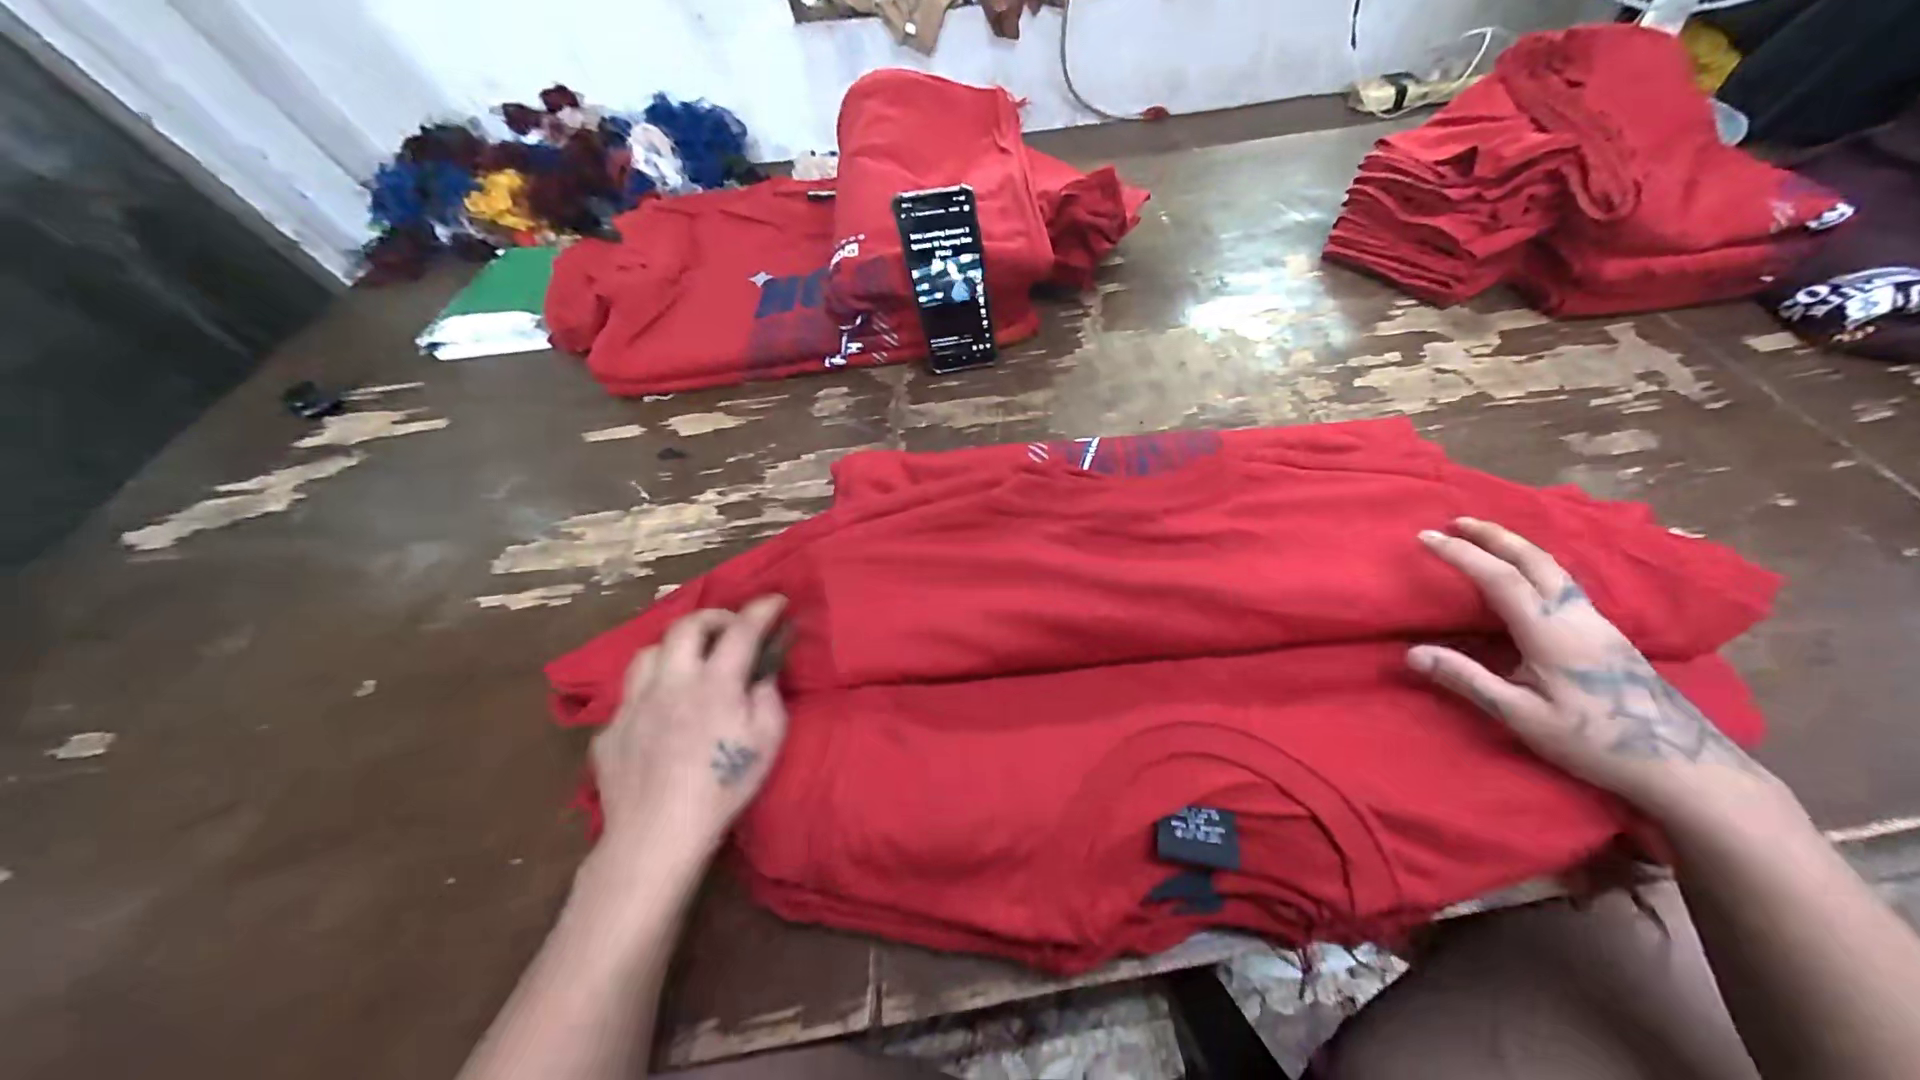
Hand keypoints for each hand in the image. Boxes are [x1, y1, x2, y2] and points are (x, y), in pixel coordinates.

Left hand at [590, 596, 789, 864]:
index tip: (776, 601)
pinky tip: (660, 714)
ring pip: (648, 652)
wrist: (656, 836)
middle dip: (714, 617)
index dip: (762, 609)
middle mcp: (670, 681)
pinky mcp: (609, 729)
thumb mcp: (767, 743)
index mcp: (714, 684)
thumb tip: (761, 675)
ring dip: (674, 648)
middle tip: (731, 629)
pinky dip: (651, 692)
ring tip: (689, 664)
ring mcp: (633, 703)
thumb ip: (768, 698)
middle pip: (686, 626)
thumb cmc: (722, 789)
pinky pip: (629, 695)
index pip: (742, 630)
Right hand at [1407, 518, 1788, 825]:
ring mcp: (1597, 622)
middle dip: (1493, 534)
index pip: (1498, 577)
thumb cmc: (1594, 741)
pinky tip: (1524, 574)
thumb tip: (1412, 653)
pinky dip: (1533, 564)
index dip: (1460, 553)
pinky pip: (1563, 582)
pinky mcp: (1607, 633)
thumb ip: (1467, 679)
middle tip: (1456, 520)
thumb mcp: (1521, 715)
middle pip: (1534, 559)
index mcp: (1551, 631)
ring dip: (1515, 546)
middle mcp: (1576, 615)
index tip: (1424, 537)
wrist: (1683, 764)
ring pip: (1553, 568)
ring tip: (1485, 538)